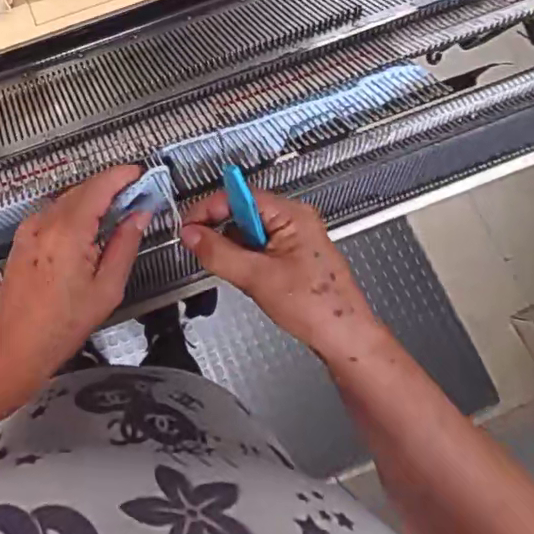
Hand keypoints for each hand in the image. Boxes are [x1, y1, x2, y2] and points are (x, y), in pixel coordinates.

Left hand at [0, 165, 150, 389]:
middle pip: (84, 188)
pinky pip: (54, 213)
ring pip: (69, 199)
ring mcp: (31, 228)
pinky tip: (88, 232)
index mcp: (68, 232)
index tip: (140, 175)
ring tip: (117, 217)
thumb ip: (125, 245)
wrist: (15, 345)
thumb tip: (139, 217)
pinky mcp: (23, 237)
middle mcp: (45, 223)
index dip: (123, 175)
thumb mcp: (107, 288)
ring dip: (94, 200)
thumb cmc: (59, 325)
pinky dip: (75, 213)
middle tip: (137, 199)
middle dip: (112, 188)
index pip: (100, 185)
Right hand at [180, 188, 384, 359]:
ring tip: (240, 274)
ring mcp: (295, 238)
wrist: (345, 338)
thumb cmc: (318, 307)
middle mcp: (295, 220)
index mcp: (291, 214)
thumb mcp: (256, 277)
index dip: (209, 210)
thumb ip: (218, 252)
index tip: (189, 228)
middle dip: (221, 231)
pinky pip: (259, 248)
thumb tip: (192, 235)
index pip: (239, 195)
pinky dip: (246, 260)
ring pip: (249, 232)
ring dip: (234, 249)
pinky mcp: (292, 256)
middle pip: (242, 212)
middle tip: (204, 251)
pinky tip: (251, 280)